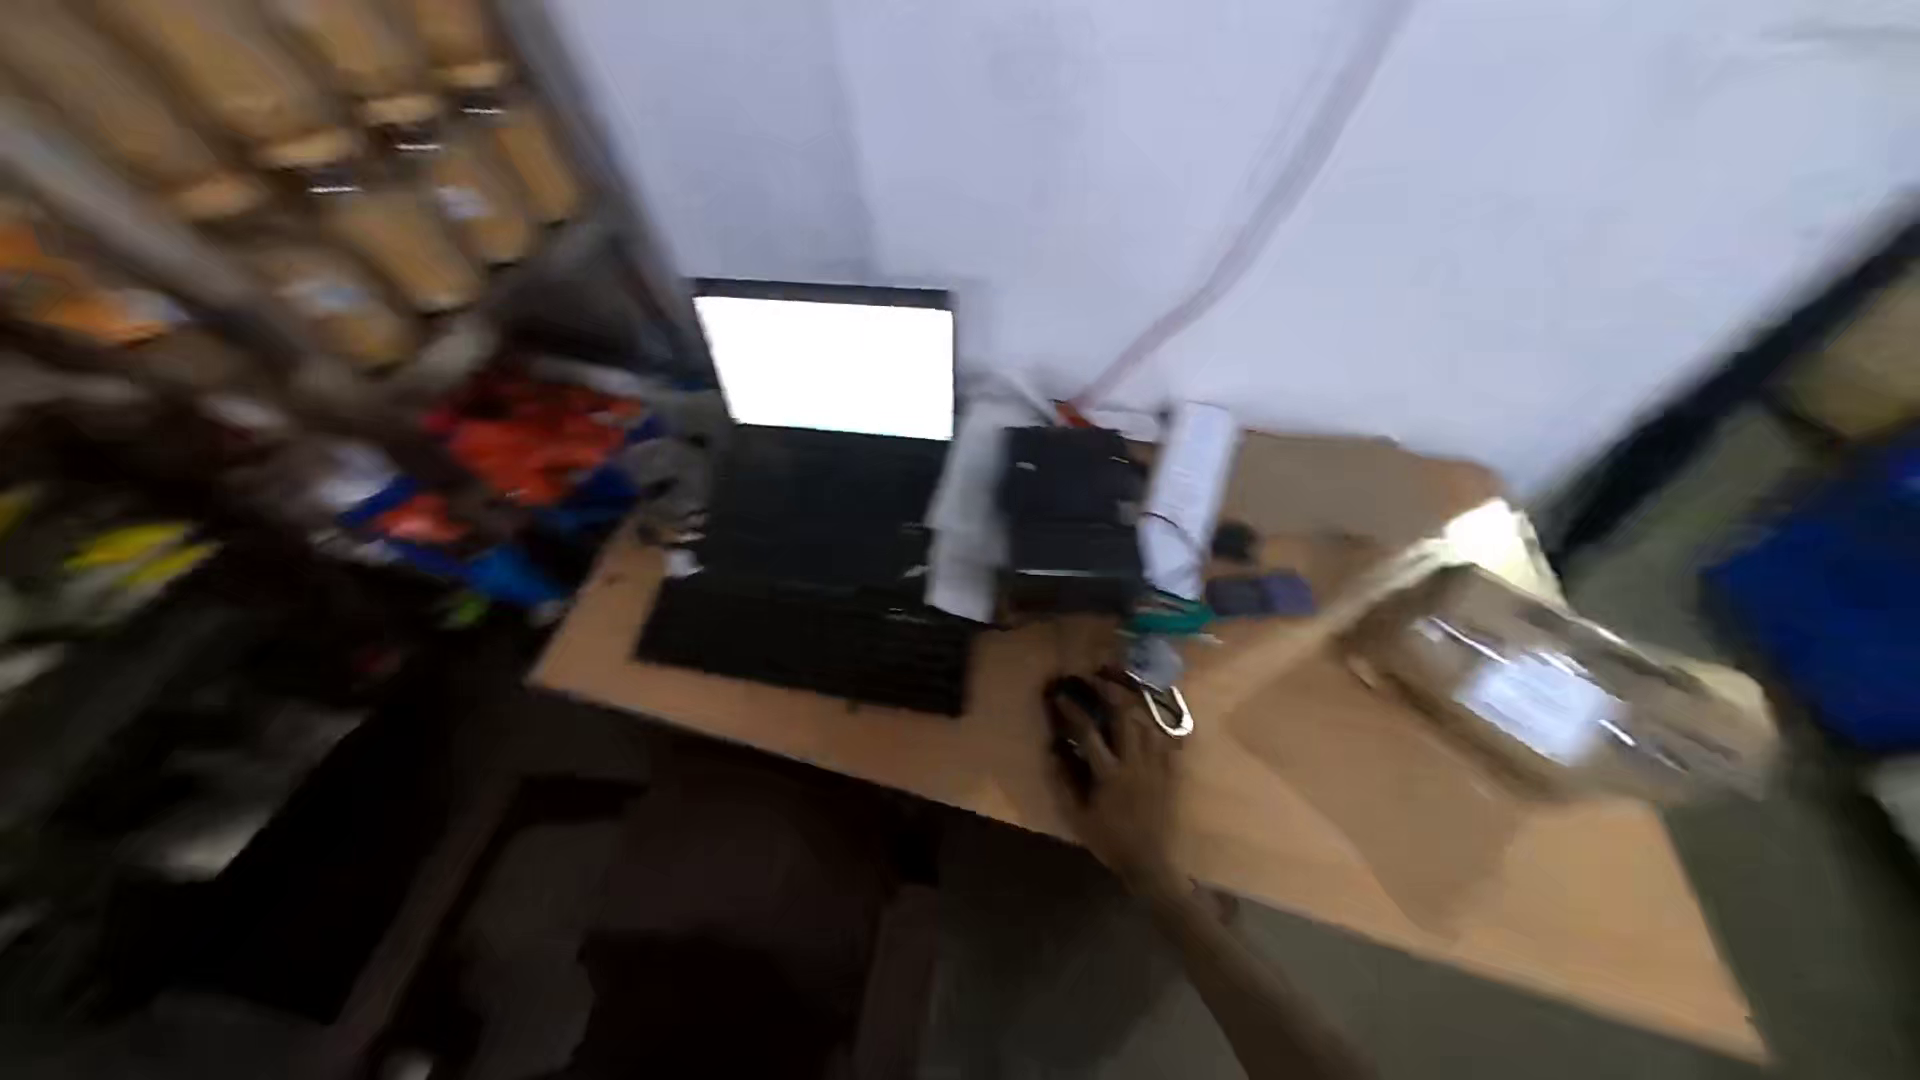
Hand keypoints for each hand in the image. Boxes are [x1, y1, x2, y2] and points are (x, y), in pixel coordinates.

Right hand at [1052, 687, 1186, 898]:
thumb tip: (1052, 748)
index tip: (1060, 696)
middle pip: (1124, 714)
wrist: (1150, 863)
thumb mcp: (1077, 816)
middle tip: (1094, 678)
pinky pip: (1167, 737)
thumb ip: (1063, 781)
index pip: (1087, 731)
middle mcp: (1134, 762)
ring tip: (1119, 688)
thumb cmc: (1109, 840)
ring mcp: (1156, 764)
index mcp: (1109, 774)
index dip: (1072, 709)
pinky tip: (1147, 713)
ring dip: (1131, 701)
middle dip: (1108, 690)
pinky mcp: (1170, 771)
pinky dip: (1156, 720)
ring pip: (1146, 720)